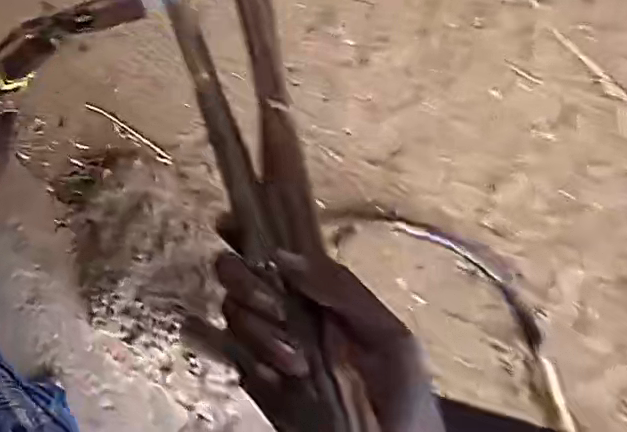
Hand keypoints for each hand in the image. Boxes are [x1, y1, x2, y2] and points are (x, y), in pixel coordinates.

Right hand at [216, 250, 444, 431]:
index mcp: (305, 287)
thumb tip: (280, 255)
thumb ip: (344, 290)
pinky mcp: (247, 371)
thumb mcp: (391, 338)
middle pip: (229, 268)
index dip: (237, 230)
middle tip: (275, 312)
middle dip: (245, 284)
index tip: (230, 231)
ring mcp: (258, 337)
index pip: (259, 244)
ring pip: (229, 310)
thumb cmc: (400, 396)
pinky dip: (248, 360)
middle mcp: (274, 303)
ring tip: (298, 366)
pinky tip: (278, 380)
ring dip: (259, 334)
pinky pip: (225, 349)